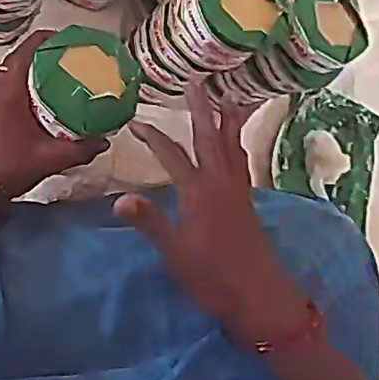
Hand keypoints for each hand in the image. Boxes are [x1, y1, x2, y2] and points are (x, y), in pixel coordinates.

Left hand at [0, 30, 108, 197]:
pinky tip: (42, 94)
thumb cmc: (11, 167)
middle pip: (19, 57)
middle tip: (69, 54)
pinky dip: (25, 81)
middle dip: (43, 51)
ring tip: (59, 71)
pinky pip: (7, 84)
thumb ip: (81, 148)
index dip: (46, 38)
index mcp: (9, 91)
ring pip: (12, 71)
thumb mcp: (51, 157)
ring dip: (32, 66)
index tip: (68, 38)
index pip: (25, 50)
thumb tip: (105, 140)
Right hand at [115, 86, 310, 344]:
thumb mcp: (175, 252)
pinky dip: (238, 143)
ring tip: (227, 98)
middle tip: (196, 83)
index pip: (172, 155)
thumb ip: (150, 221)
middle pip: (209, 137)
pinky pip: (242, 161)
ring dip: (227, 119)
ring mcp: (238, 190)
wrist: (260, 296)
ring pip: (232, 145)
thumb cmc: (213, 276)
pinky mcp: (248, 201)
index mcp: (198, 192)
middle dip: (201, 109)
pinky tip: (237, 144)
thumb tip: (119, 198)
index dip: (153, 137)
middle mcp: (221, 183)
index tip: (136, 123)